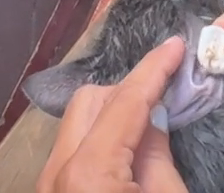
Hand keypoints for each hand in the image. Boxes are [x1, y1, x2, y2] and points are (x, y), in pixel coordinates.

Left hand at [37, 37, 190, 192]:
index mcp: (88, 171)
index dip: (154, 69)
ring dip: (111, 117)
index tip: (175, 45)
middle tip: (160, 100)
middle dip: (125, 92)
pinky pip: (73, 150)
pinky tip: (124, 159)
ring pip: (77, 122)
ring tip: (144, 134)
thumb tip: (153, 120)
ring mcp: (47, 184)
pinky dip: (99, 142)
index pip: (125, 102)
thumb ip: (158, 155)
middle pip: (89, 100)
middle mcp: (57, 170)